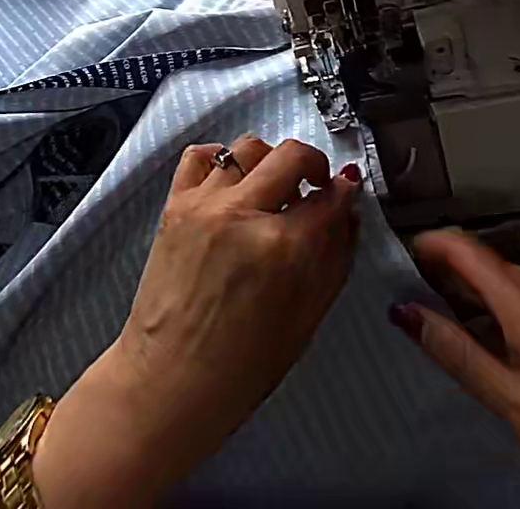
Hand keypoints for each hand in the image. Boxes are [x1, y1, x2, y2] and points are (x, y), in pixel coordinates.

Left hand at [28, 136, 361, 507]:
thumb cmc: (247, 361)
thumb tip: (346, 212)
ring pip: (246, 148)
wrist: (173, 371)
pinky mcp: (174, 203)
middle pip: (290, 154)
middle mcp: (243, 212)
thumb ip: (334, 257)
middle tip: (313, 185)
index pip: (329, 197)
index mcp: (284, 247)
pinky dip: (220, 158)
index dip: (344, 193)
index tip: (344, 193)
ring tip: (270, 187)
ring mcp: (203, 203)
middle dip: (313, 164)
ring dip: (268, 161)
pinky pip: (199, 156)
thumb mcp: (309, 316)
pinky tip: (230, 182)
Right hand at [392, 229, 519, 508]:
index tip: (390, 265)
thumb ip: (456, 352)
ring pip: (494, 281)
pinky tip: (490, 355)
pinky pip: (519, 298)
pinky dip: (493, 315)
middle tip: (410, 313)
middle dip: (436, 280)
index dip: (416, 246)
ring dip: (465, 301)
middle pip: (472, 260)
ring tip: (447, 341)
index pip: (455, 243)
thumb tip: (406, 312)